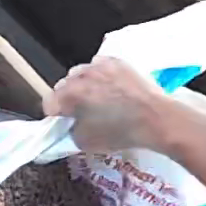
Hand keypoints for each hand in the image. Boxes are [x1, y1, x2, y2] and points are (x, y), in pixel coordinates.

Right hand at [43, 56, 180, 153]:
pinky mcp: (118, 62)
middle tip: (80, 112)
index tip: (62, 122)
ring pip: (81, 73)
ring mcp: (101, 66)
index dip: (54, 114)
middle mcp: (81, 75)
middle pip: (64, 85)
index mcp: (69, 94)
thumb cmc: (120, 133)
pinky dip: (100, 76)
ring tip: (96, 98)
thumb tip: (70, 125)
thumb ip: (70, 131)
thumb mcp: (85, 142)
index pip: (49, 101)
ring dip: (83, 85)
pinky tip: (110, 87)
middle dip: (68, 98)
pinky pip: (100, 66)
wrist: (157, 119)